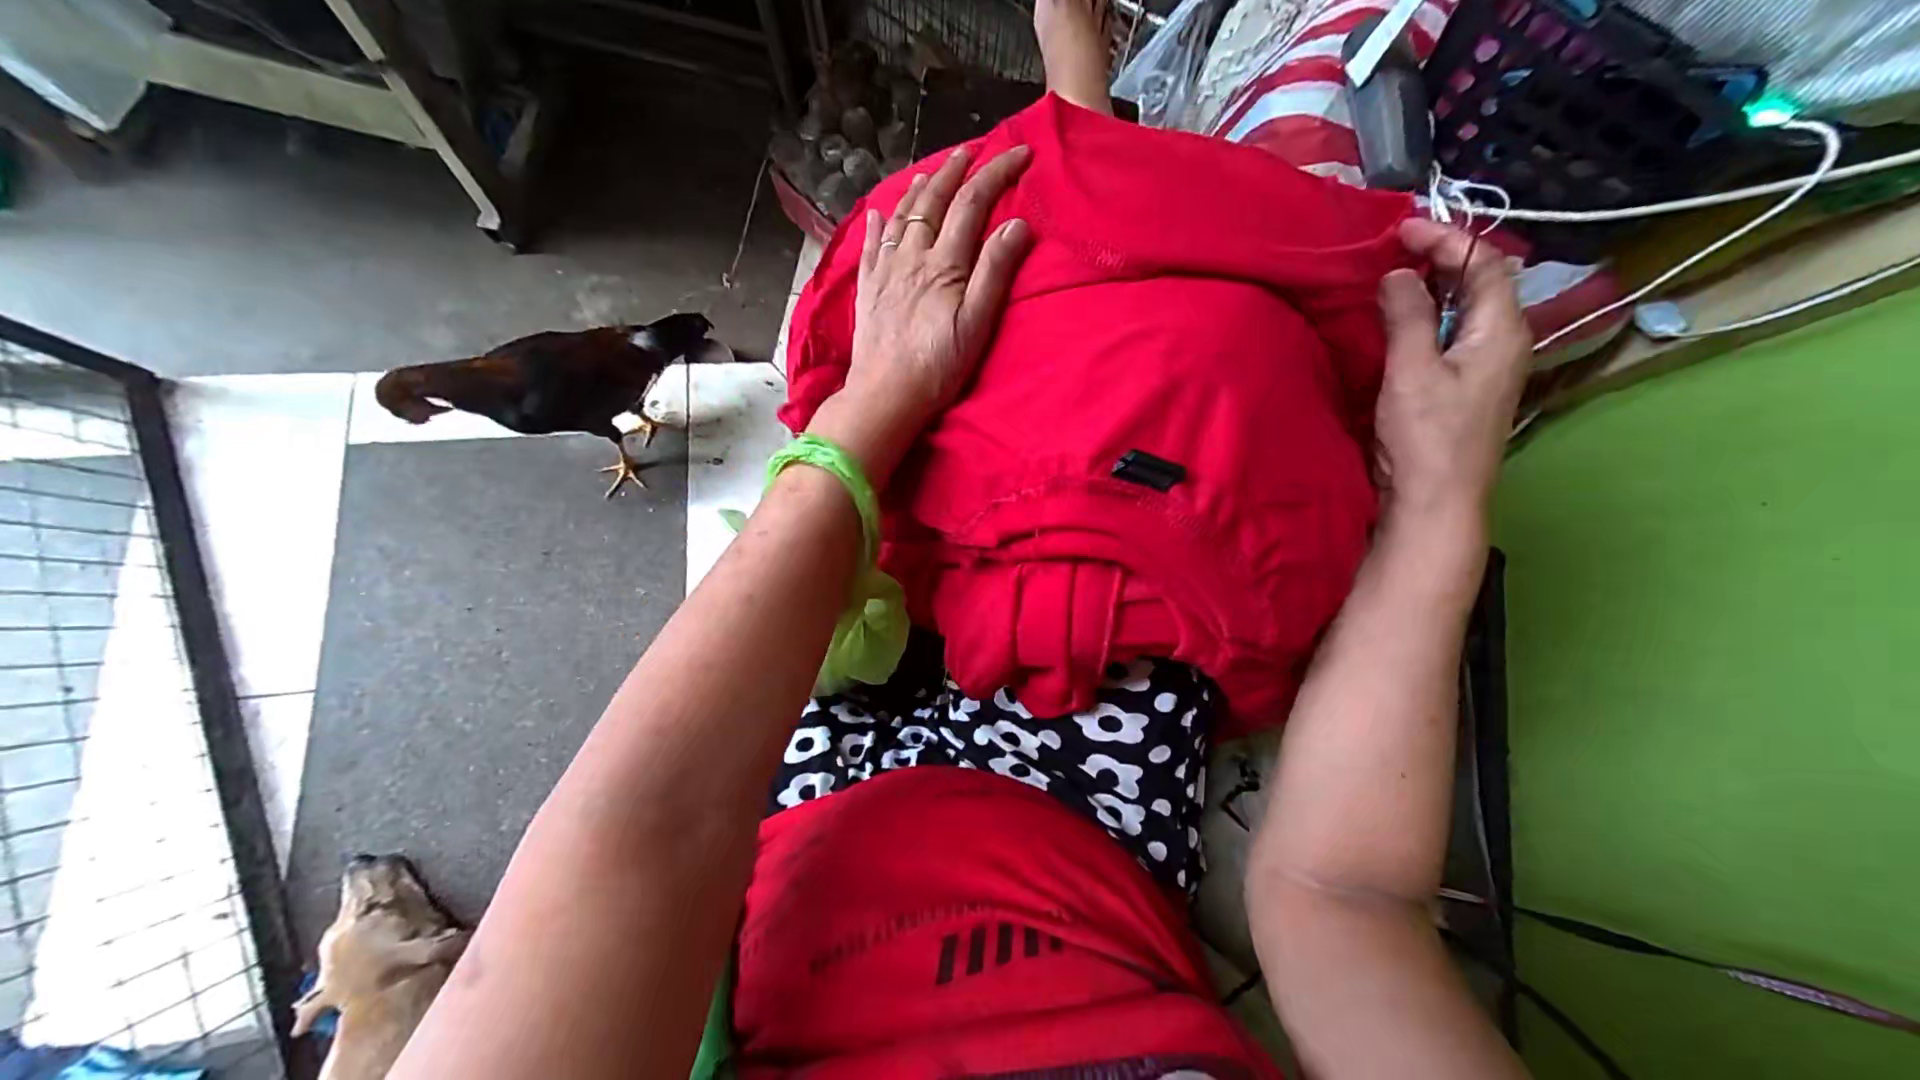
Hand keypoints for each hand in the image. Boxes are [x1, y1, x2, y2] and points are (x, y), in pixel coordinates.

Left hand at [807, 144, 1034, 486]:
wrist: (886, 394)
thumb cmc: (937, 367)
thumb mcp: (977, 324)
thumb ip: (995, 272)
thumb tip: (1017, 224)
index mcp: (944, 264)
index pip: (973, 203)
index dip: (997, 173)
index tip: (1020, 154)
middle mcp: (912, 257)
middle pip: (933, 201)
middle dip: (955, 170)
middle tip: (971, 151)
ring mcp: (885, 271)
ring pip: (901, 216)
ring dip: (919, 189)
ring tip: (931, 173)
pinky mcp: (868, 289)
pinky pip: (871, 245)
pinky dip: (878, 224)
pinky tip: (879, 213)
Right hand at [1372, 218, 1531, 524]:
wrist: (1436, 499)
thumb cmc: (1427, 436)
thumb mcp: (1412, 371)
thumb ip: (1408, 317)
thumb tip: (1399, 274)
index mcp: (1503, 331)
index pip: (1484, 265)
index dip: (1446, 240)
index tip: (1401, 231)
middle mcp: (1503, 343)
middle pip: (1481, 284)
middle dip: (1441, 259)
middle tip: (1395, 250)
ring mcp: (1485, 368)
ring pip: (1465, 311)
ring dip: (1433, 289)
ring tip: (1394, 278)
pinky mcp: (1464, 388)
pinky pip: (1450, 336)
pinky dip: (1427, 319)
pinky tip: (1400, 323)